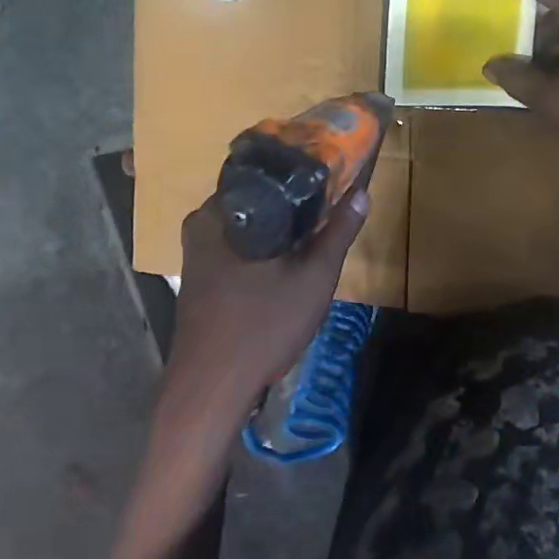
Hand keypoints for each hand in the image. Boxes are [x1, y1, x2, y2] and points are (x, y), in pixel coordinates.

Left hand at [164, 187, 370, 436]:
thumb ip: (337, 233)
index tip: (329, 178)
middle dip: (291, 202)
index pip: (265, 172)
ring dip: (278, 227)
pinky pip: (236, 245)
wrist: (212, 386)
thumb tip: (362, 193)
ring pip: (247, 223)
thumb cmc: (262, 325)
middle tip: (327, 208)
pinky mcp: (199, 276)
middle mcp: (201, 224)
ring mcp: (196, 251)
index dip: (300, 173)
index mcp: (220, 211)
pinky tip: (285, 260)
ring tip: (313, 232)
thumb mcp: (312, 278)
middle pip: (256, 198)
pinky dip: (261, 245)